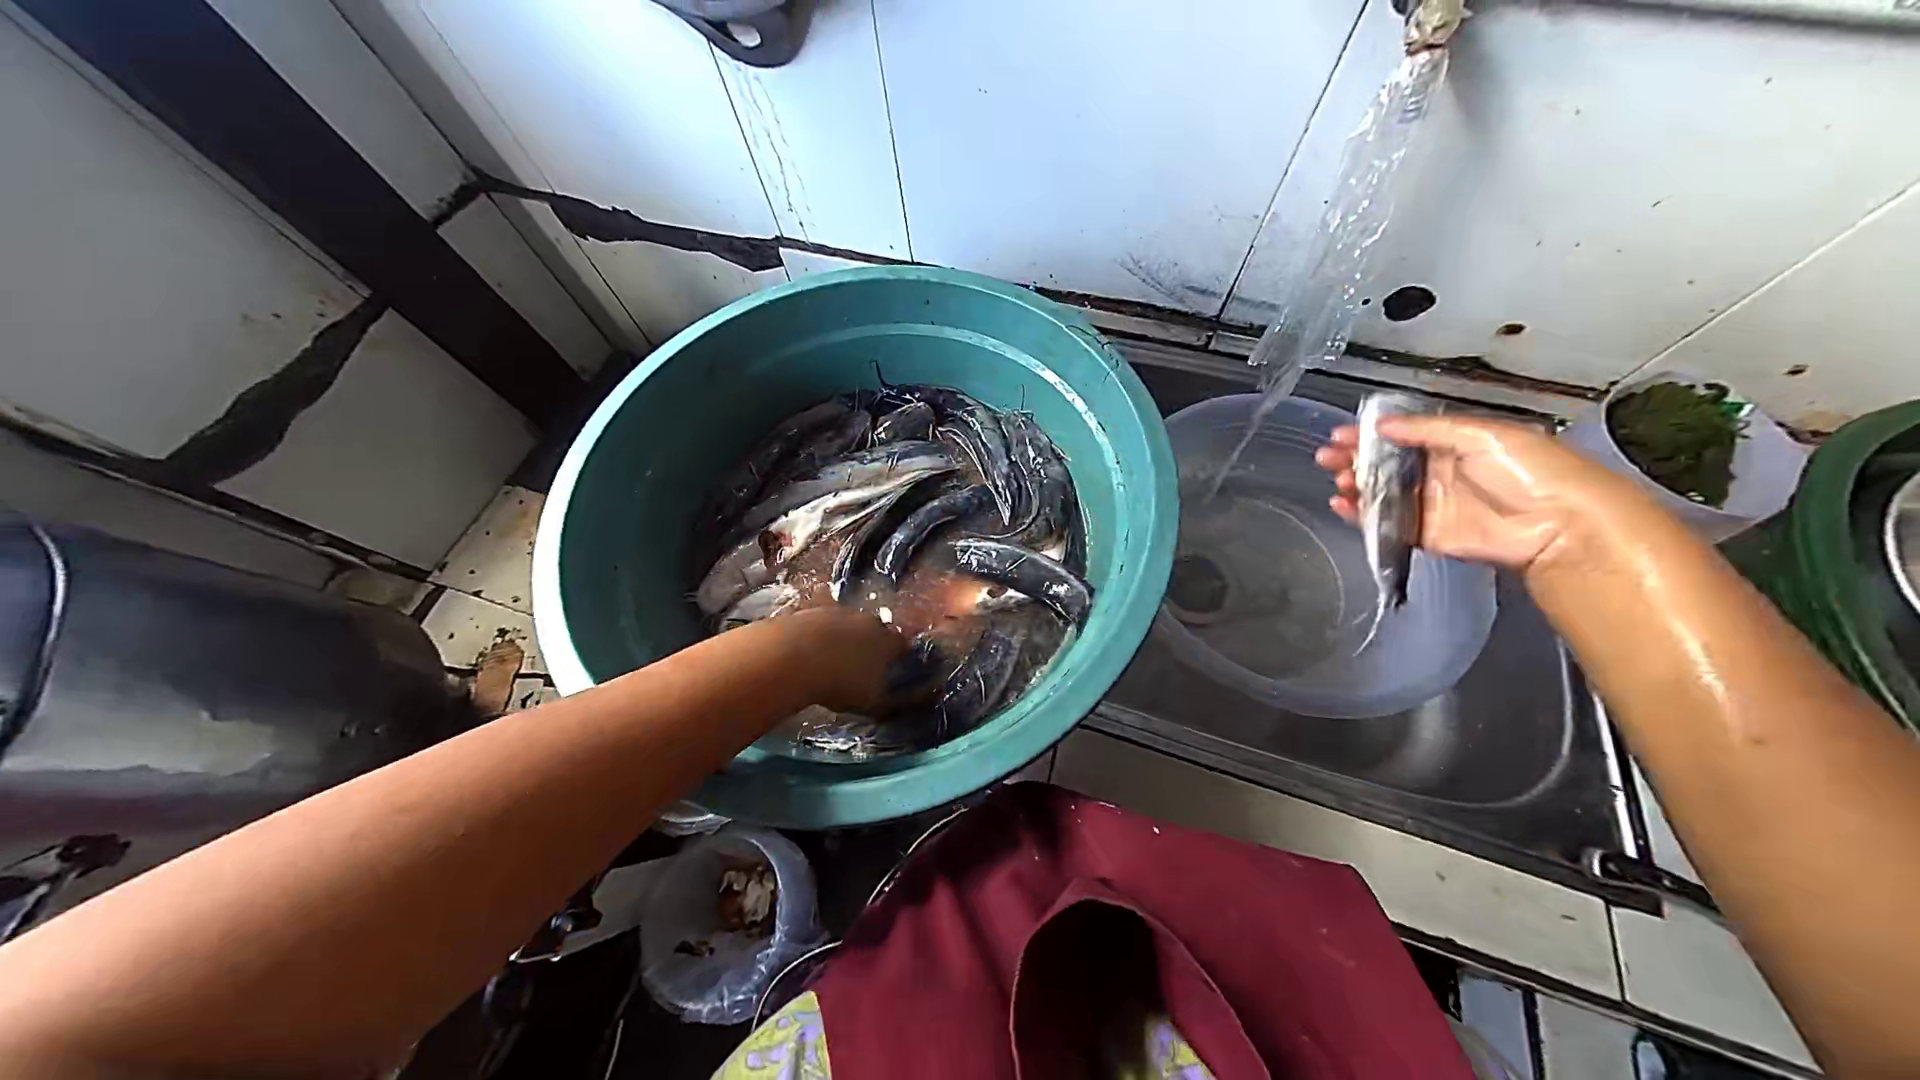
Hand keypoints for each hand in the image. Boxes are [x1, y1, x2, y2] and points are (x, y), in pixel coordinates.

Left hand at [778, 606, 910, 711]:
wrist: (793, 658)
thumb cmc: (839, 683)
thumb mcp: (869, 702)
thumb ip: (884, 698)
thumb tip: (889, 699)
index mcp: (887, 641)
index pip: (901, 645)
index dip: (897, 656)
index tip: (890, 669)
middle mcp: (867, 621)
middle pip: (874, 629)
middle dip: (869, 644)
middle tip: (858, 665)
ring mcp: (838, 612)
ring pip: (845, 623)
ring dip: (841, 637)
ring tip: (827, 660)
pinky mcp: (810, 610)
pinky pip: (819, 623)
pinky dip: (815, 635)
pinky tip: (805, 652)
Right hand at [1314, 412, 1644, 576]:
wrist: (1558, 525)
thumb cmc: (1530, 472)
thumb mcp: (1482, 435)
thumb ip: (1427, 430)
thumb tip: (1382, 425)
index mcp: (1452, 444)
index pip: (1399, 437)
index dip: (1368, 435)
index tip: (1340, 435)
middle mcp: (1437, 472)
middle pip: (1383, 465)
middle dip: (1353, 460)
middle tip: (1327, 458)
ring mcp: (1429, 504)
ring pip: (1379, 494)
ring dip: (1354, 486)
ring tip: (1339, 481)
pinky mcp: (1425, 534)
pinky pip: (1385, 524)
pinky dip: (1360, 516)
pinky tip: (1342, 507)